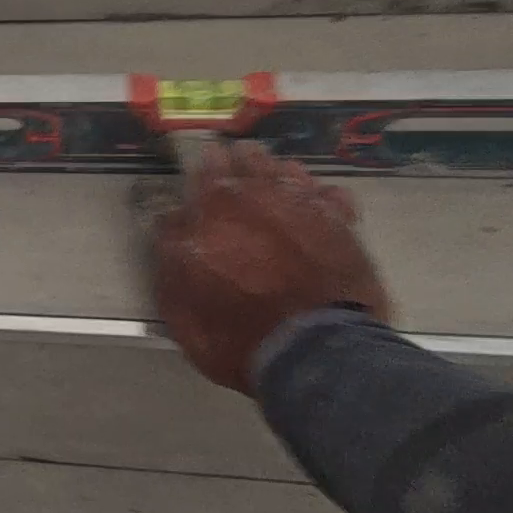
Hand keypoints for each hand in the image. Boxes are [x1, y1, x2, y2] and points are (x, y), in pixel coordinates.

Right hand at [153, 141, 392, 395]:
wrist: (315, 353)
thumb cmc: (235, 333)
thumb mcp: (178, 306)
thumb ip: (168, 256)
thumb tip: (170, 220)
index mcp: (211, 210)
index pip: (202, 168)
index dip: (200, 167)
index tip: (199, 171)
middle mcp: (257, 195)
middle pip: (245, 159)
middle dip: (236, 162)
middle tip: (232, 170)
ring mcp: (304, 205)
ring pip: (286, 167)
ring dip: (275, 172)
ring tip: (270, 183)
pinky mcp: (343, 223)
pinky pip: (329, 192)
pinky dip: (319, 195)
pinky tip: (315, 205)